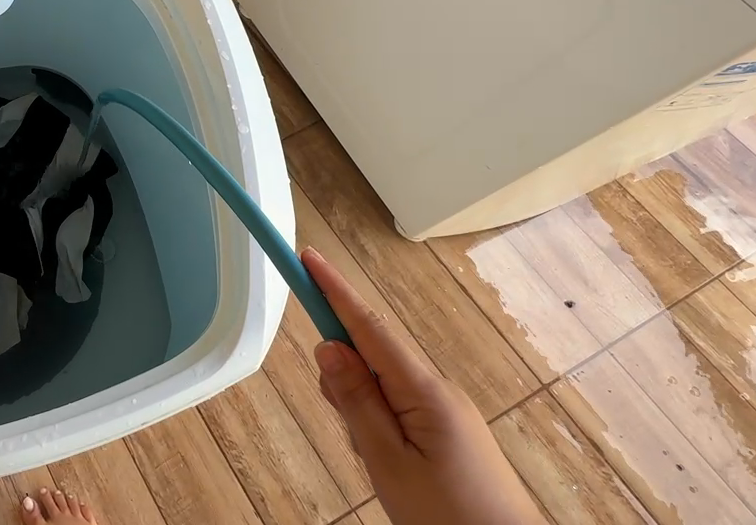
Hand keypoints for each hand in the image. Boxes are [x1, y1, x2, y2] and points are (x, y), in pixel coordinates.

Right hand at [303, 248, 542, 524]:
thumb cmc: (449, 519)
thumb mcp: (388, 463)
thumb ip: (356, 401)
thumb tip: (328, 346)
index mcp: (424, 391)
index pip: (368, 325)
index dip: (333, 289)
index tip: (305, 256)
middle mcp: (437, 391)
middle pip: (371, 356)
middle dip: (344, 377)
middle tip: (350, 431)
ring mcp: (447, 412)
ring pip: (382, 387)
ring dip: (363, 411)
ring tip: (377, 463)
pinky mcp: (450, 433)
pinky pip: (399, 408)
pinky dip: (380, 423)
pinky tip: (390, 463)